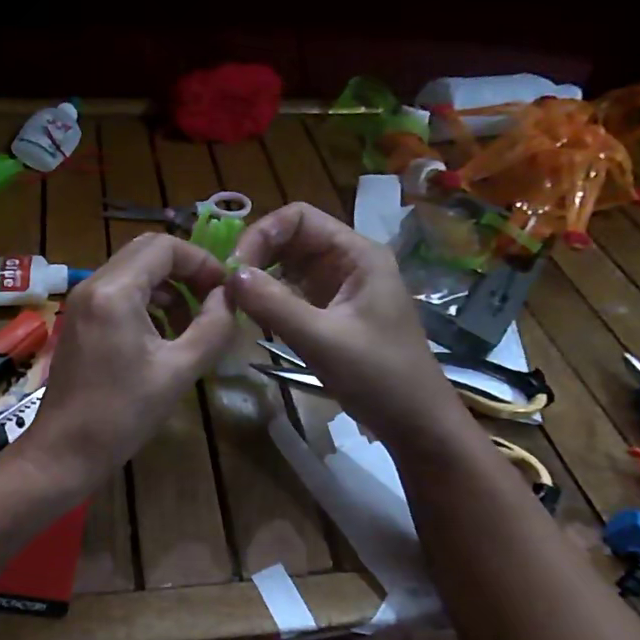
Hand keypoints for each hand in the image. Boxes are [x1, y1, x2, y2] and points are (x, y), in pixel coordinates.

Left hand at [21, 234, 237, 485]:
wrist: (65, 450)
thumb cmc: (123, 413)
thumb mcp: (180, 370)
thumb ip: (213, 326)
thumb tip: (230, 296)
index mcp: (113, 292)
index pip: (164, 246)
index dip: (202, 261)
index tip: (225, 290)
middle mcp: (90, 287)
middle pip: (145, 253)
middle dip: (184, 271)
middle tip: (211, 302)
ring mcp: (78, 304)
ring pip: (130, 273)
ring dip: (164, 288)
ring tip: (191, 324)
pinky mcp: (75, 322)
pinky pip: (114, 295)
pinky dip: (143, 303)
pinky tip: (161, 336)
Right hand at [226, 203, 462, 444]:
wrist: (414, 421)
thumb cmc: (378, 376)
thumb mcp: (322, 340)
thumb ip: (274, 304)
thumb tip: (229, 276)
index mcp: (357, 255)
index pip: (298, 218)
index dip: (261, 234)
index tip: (234, 269)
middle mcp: (346, 262)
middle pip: (289, 238)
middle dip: (254, 254)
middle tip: (226, 288)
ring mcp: (337, 287)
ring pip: (285, 265)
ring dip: (256, 276)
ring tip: (232, 301)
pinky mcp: (328, 311)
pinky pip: (289, 290)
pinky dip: (266, 296)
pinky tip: (250, 315)